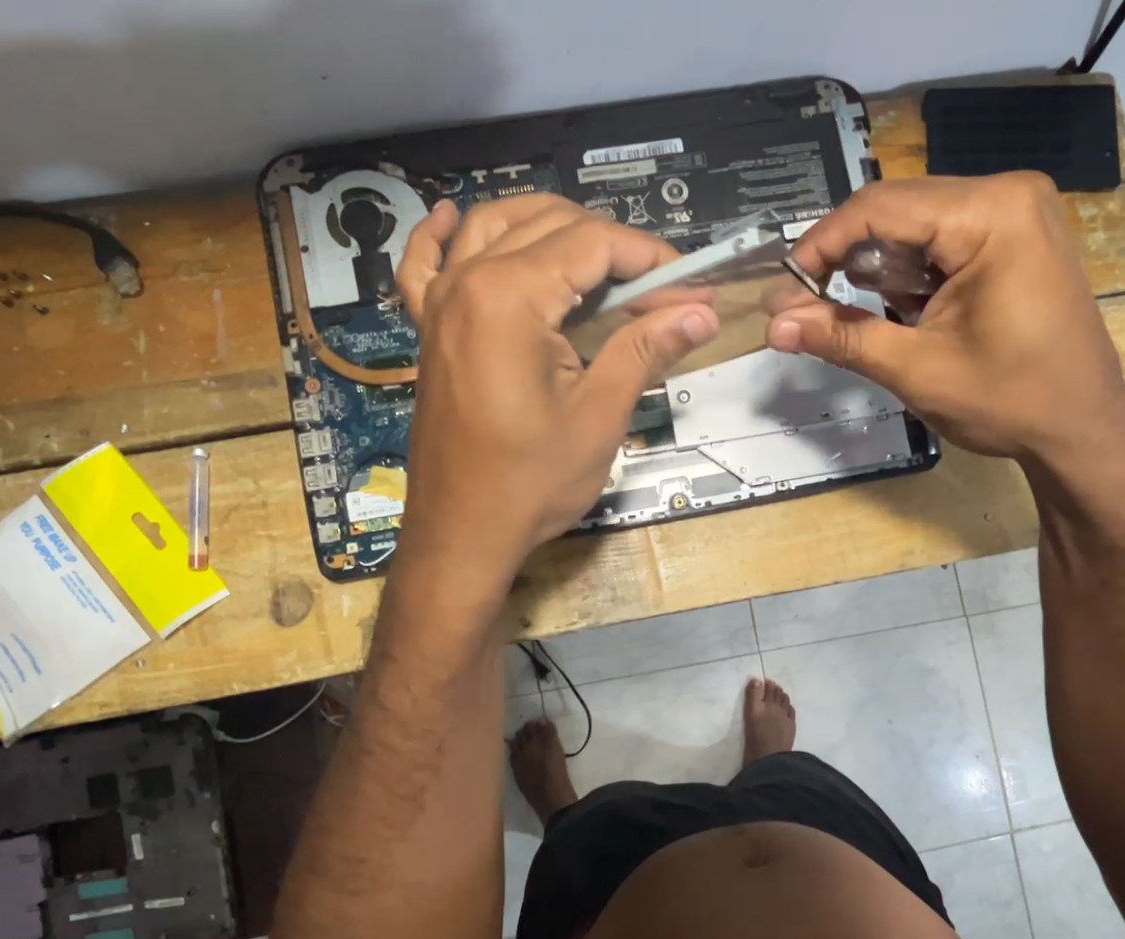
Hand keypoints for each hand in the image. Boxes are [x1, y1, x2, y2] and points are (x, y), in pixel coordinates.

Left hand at [394, 195, 719, 569]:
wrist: (463, 535)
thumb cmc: (530, 483)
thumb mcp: (599, 416)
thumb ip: (645, 349)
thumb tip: (702, 312)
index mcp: (509, 295)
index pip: (593, 243)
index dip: (652, 257)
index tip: (694, 285)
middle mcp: (467, 281)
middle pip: (549, 224)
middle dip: (612, 245)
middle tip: (660, 289)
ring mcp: (439, 303)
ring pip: (493, 226)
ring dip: (548, 225)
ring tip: (598, 253)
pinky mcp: (429, 331)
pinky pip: (423, 265)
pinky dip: (438, 236)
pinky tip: (450, 217)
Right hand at [765, 174, 1124, 462]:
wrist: (1083, 431)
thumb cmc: (1010, 401)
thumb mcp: (916, 369)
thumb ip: (841, 336)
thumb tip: (774, 324)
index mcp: (992, 214)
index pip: (879, 208)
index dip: (820, 245)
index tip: (782, 289)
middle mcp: (1007, 194)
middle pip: (896, 210)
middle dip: (846, 258)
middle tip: (804, 307)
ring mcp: (1016, 213)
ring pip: (915, 225)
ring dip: (876, 268)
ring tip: (852, 315)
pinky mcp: (1016, 237)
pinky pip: (942, 239)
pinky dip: (909, 273)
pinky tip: (900, 311)